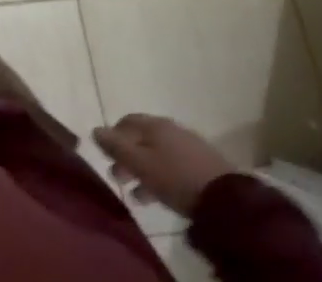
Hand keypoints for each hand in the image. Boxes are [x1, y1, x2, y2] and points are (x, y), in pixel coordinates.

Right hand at [93, 114, 237, 216]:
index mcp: (155, 125)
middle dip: (127, 157)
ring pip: (158, 155)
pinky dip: (161, 176)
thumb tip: (95, 129)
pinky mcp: (204, 165)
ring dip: (143, 171)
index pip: (127, 121)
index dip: (113, 135)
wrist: (226, 199)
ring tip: (137, 195)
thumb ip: (115, 146)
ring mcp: (190, 146)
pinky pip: (174, 166)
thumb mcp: (139, 163)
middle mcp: (172, 129)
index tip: (107, 155)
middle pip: (142, 139)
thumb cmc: (174, 177)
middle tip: (118, 178)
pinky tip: (159, 196)